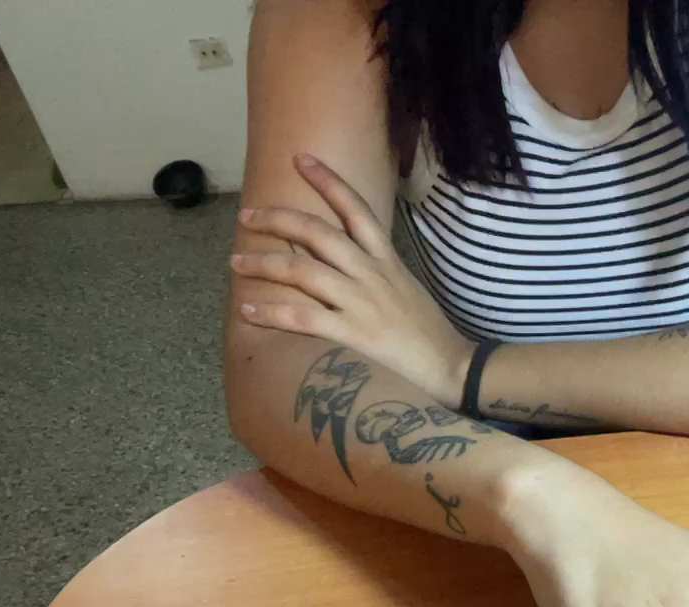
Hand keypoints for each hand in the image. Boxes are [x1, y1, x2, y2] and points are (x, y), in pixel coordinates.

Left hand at [232, 153, 473, 405]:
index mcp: (388, 262)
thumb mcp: (407, 290)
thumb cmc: (430, 334)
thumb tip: (345, 264)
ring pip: (302, 271)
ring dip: (263, 264)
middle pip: (318, 233)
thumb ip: (379, 273)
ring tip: (236, 263)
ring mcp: (362, 303)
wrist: (452, 367)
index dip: (327, 181)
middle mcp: (372, 275)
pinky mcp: (355, 334)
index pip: (356, 210)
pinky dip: (272, 312)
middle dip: (277, 220)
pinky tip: (248, 309)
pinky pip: (304, 317)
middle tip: (247, 216)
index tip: (300, 158)